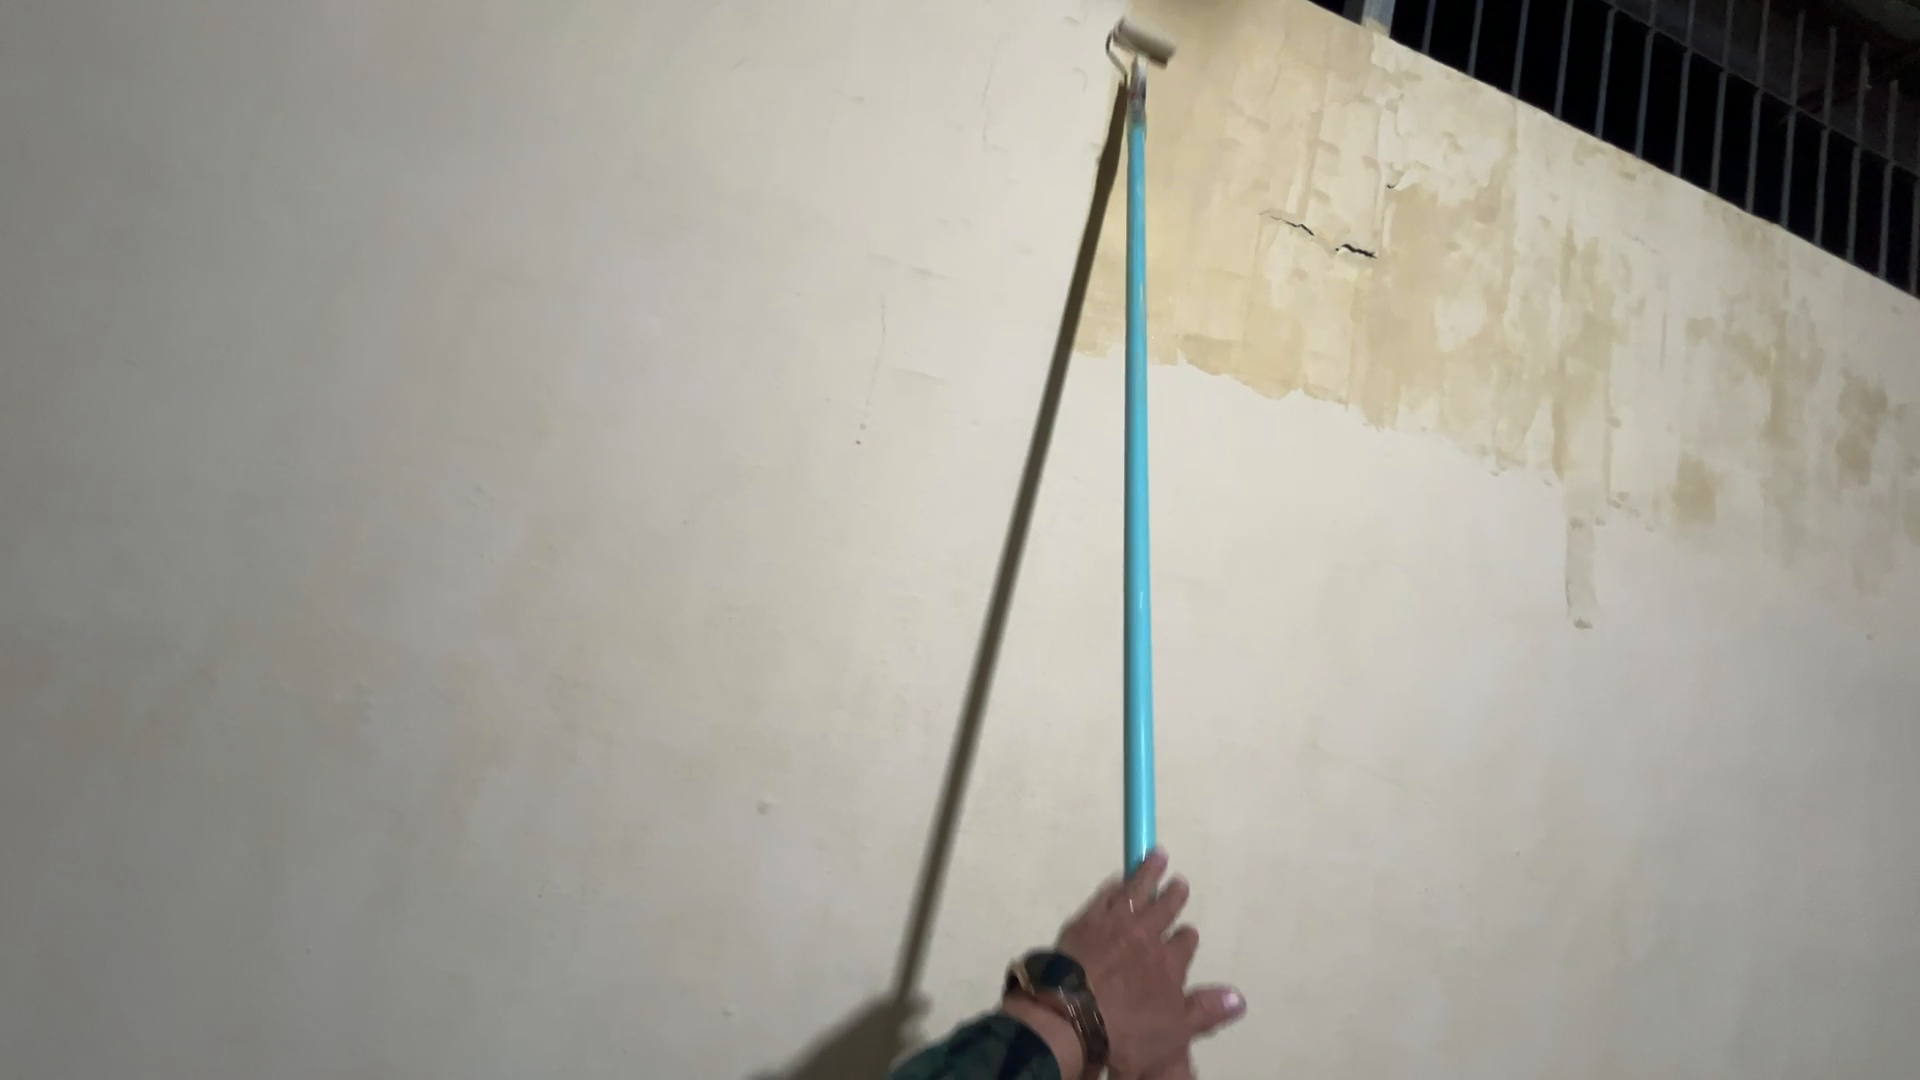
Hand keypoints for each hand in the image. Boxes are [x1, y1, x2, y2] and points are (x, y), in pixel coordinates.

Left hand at [1055, 850, 1244, 1076]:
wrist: (1075, 1014)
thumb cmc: (1127, 1031)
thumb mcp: (1176, 1032)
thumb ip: (1206, 1011)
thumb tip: (1239, 998)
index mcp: (1169, 963)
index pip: (1185, 943)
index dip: (1187, 937)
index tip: (1188, 933)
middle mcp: (1146, 935)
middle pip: (1164, 908)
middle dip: (1174, 895)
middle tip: (1179, 881)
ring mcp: (1116, 923)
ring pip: (1137, 890)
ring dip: (1149, 872)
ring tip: (1158, 855)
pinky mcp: (1088, 918)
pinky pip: (1106, 894)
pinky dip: (1116, 884)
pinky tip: (1120, 878)